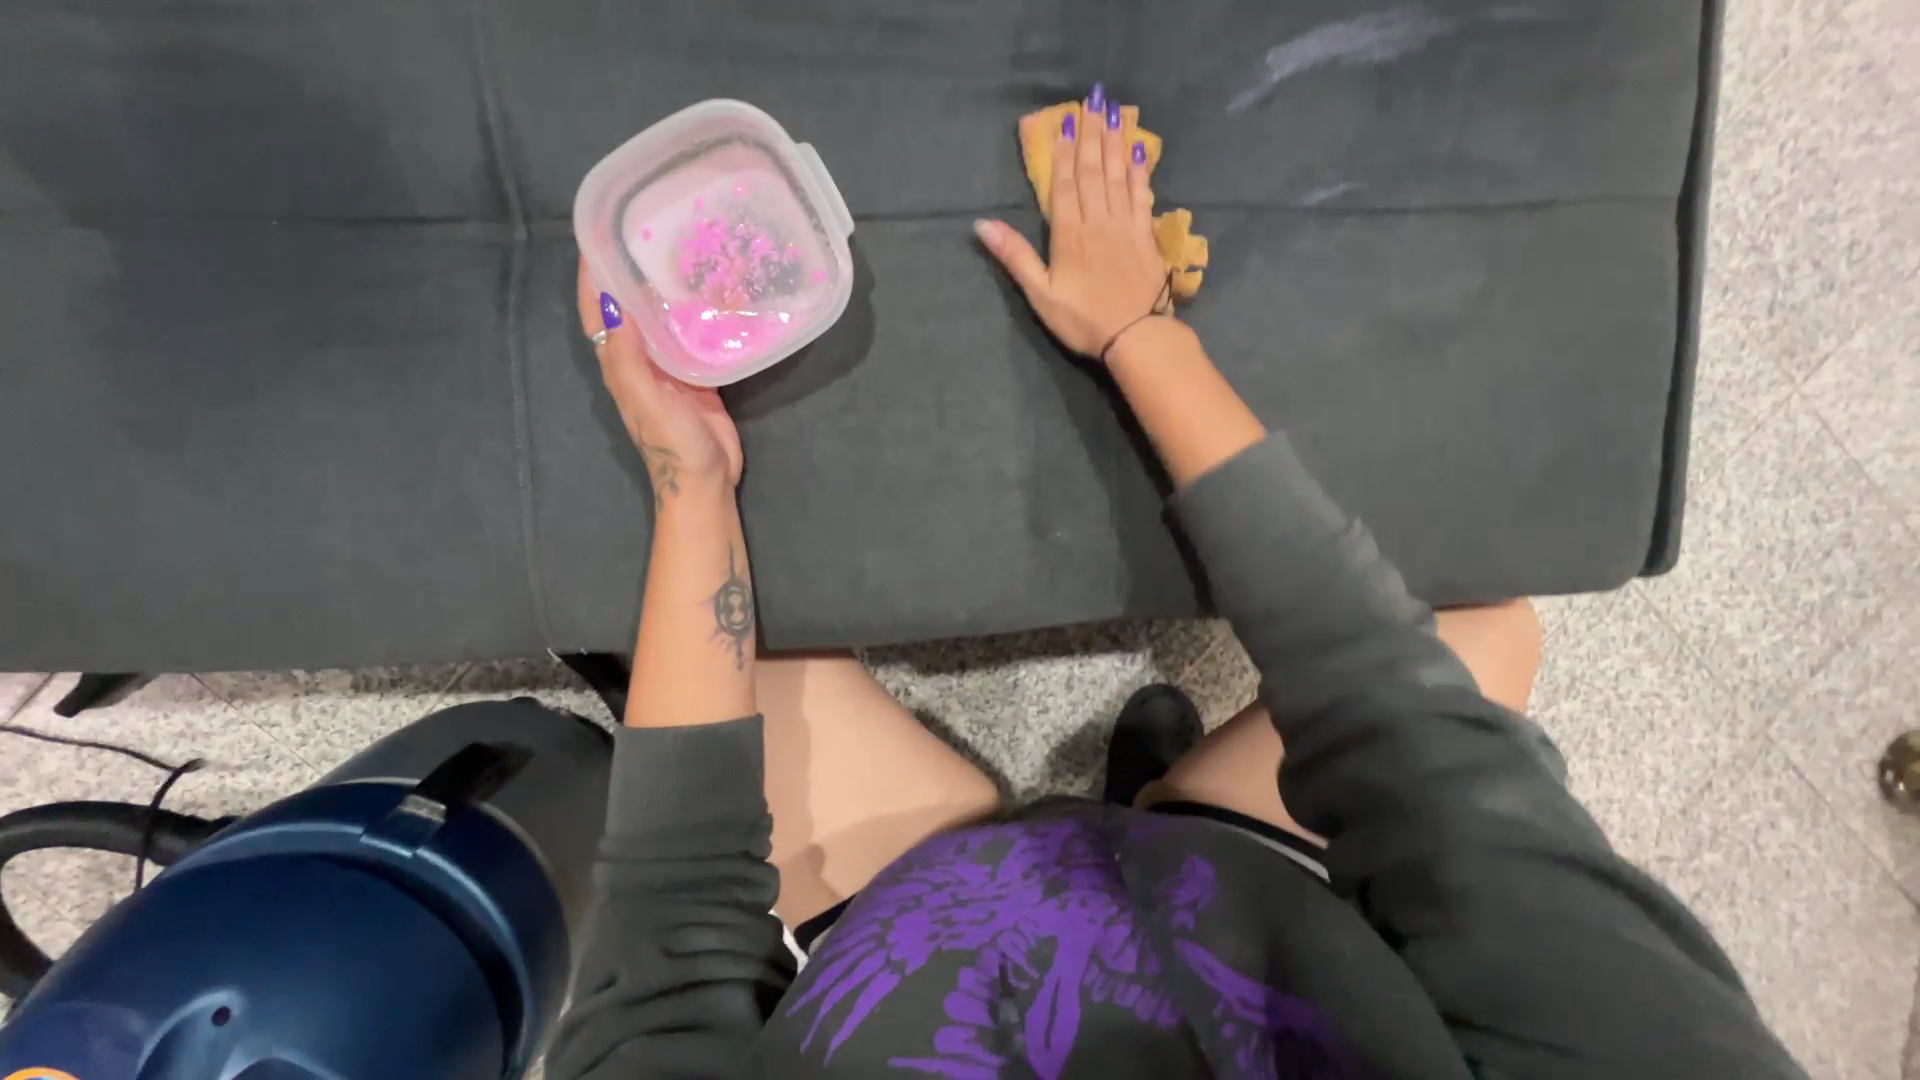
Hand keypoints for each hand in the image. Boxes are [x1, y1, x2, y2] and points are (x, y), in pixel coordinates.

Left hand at [577, 258, 743, 498]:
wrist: (705, 480)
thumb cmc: (671, 442)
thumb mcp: (646, 398)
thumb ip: (628, 356)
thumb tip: (614, 303)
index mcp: (619, 362)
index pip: (599, 310)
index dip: (594, 275)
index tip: (599, 234)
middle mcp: (640, 359)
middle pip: (630, 307)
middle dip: (632, 272)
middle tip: (651, 232)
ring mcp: (670, 368)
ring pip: (664, 319)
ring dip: (669, 290)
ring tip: (686, 254)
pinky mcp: (699, 376)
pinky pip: (695, 337)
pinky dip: (700, 315)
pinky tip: (715, 295)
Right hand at [975, 99, 1170, 358]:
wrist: (1136, 336)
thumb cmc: (1083, 320)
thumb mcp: (1041, 295)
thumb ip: (1015, 257)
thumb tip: (982, 224)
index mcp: (1069, 234)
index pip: (1065, 184)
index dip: (1064, 150)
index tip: (1065, 119)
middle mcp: (1098, 221)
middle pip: (1094, 171)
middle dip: (1091, 135)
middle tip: (1093, 100)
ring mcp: (1126, 227)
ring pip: (1119, 176)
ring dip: (1115, 143)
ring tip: (1115, 113)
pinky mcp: (1147, 237)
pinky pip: (1143, 196)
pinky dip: (1139, 172)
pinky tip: (1138, 153)